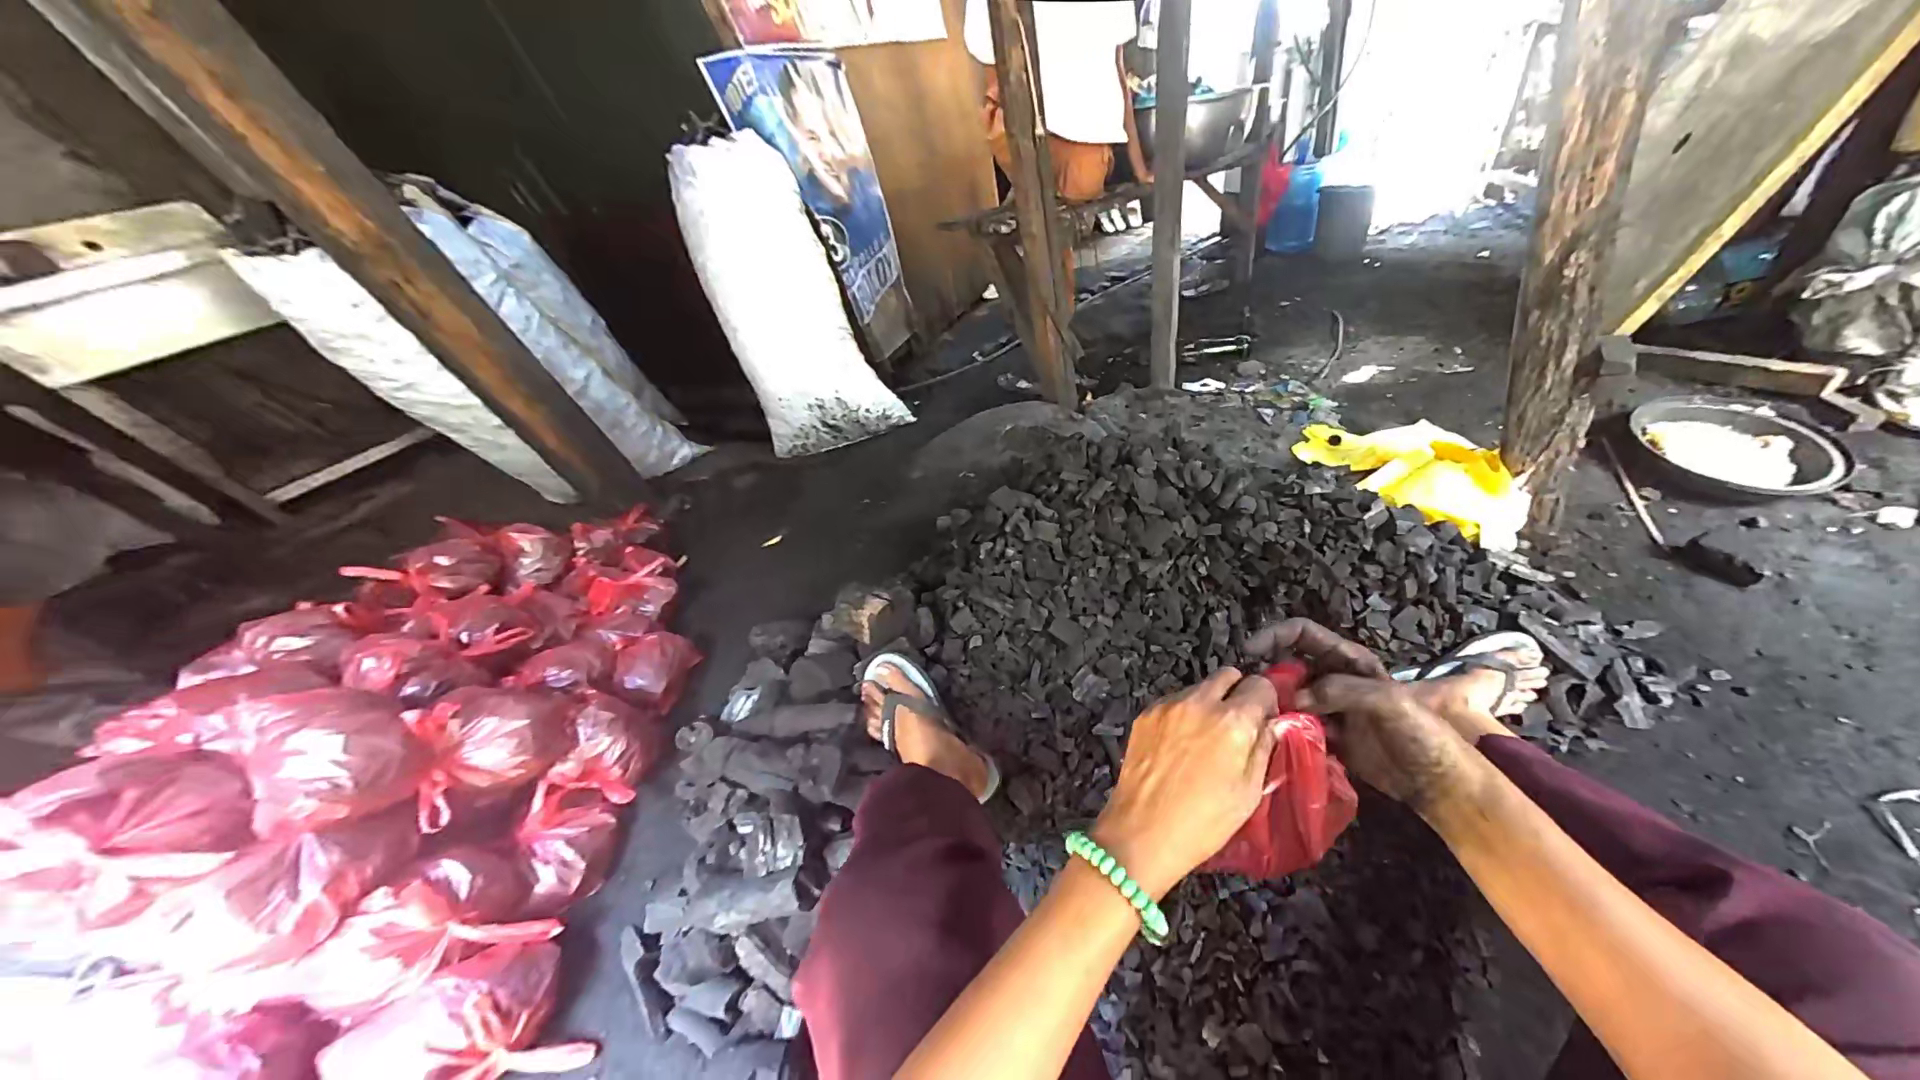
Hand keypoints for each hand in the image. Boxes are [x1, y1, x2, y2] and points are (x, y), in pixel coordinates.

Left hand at [1092, 668, 1278, 898]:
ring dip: (1209, 703)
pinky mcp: (1145, 714)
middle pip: (1227, 676)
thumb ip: (1264, 747)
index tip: (1264, 722)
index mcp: (1233, 720)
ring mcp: (1167, 706)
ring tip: (1206, 741)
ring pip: (1198, 687)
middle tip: (1237, 725)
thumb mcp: (1249, 791)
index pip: (1260, 685)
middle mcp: (1199, 702)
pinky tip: (1181, 746)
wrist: (1142, 832)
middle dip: (1237, 693)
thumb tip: (1271, 723)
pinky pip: (1174, 702)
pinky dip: (1184, 713)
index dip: (1267, 702)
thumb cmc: (1204, 821)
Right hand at [1249, 618, 1486, 815]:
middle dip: (1267, 672)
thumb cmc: (1422, 734)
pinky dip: (1283, 728)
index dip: (1275, 635)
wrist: (1439, 782)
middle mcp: (1335, 679)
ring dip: (1273, 703)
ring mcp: (1329, 708)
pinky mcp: (1327, 735)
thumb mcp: (1388, 702)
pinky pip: (1296, 725)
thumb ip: (1341, 691)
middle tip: (1251, 692)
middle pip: (1289, 664)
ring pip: (1288, 696)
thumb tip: (1294, 698)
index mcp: (1350, 661)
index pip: (1303, 634)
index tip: (1250, 650)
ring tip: (1260, 717)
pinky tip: (1276, 737)